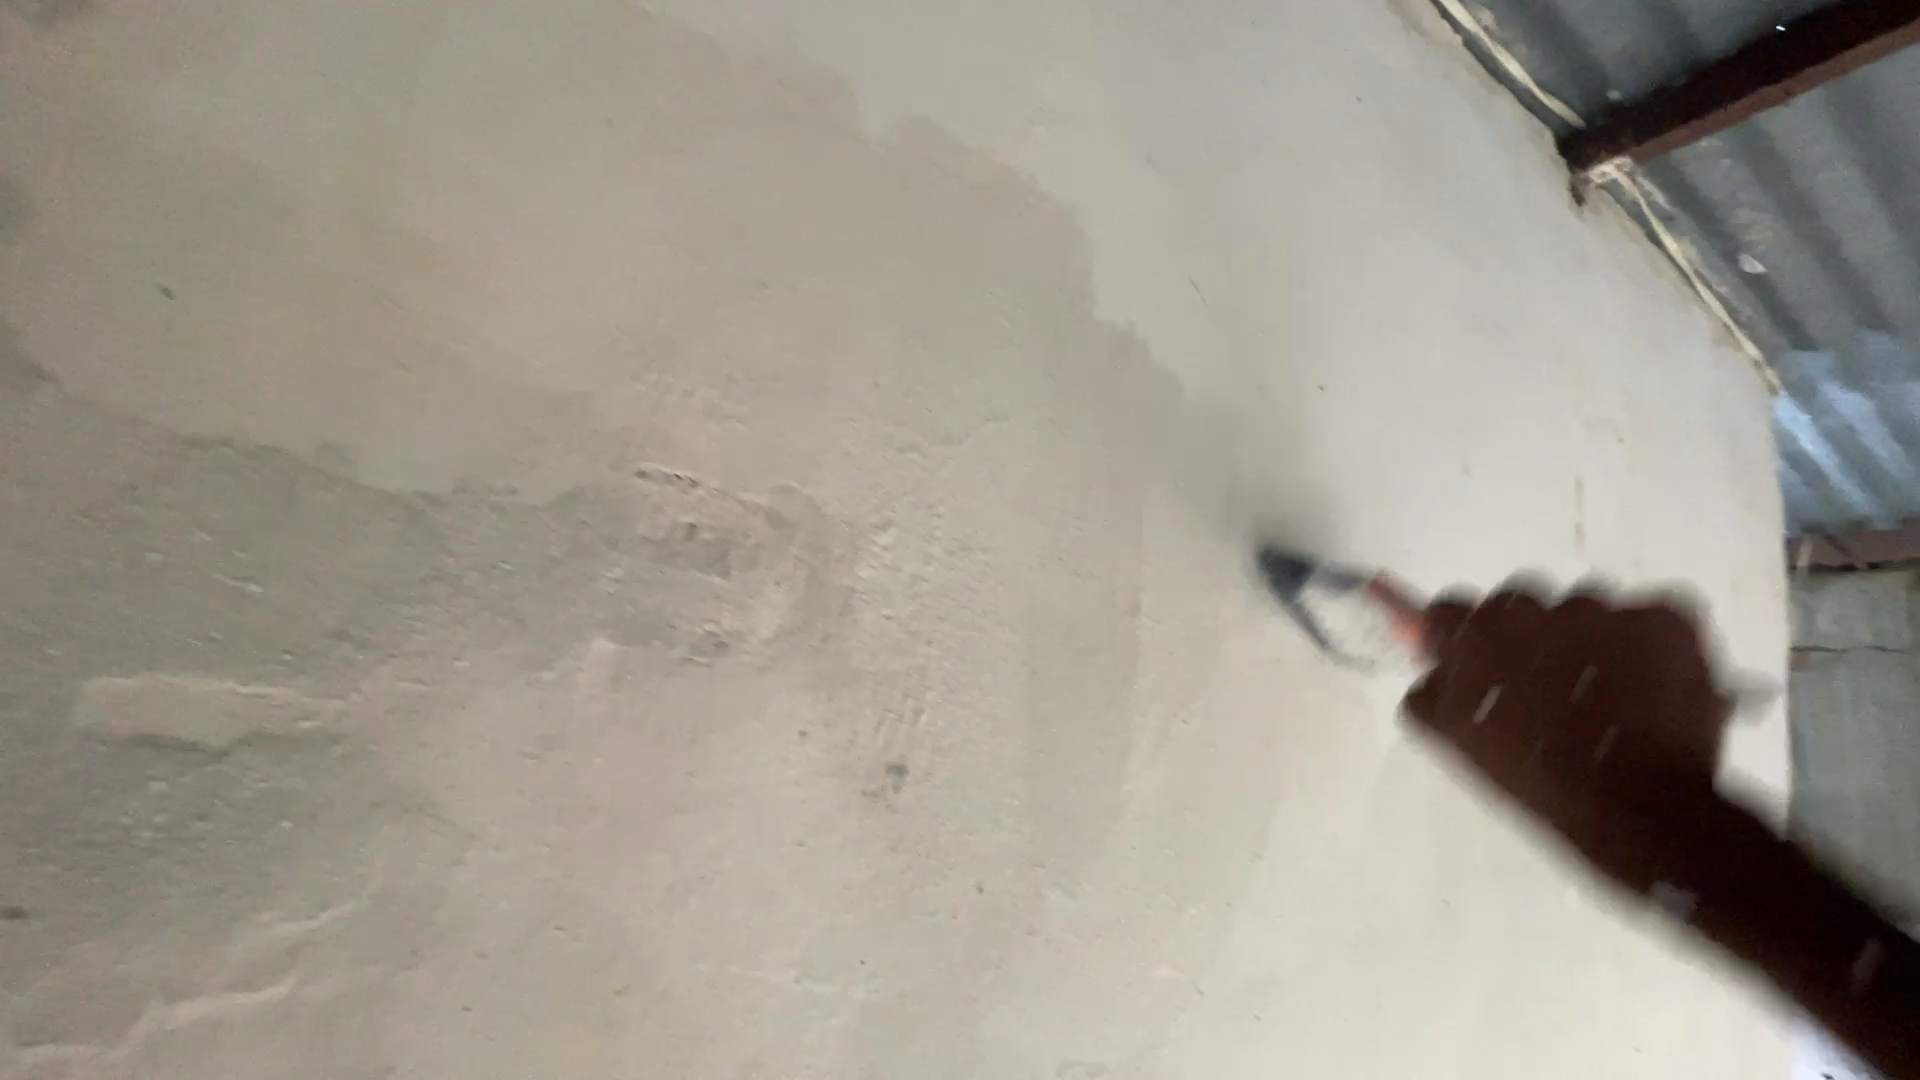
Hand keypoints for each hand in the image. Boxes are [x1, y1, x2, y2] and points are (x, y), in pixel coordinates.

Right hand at [1401, 585, 1735, 893]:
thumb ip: (1430, 691)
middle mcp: (1531, 608)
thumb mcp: (1451, 737)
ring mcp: (1601, 610)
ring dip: (1582, 637)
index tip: (1471, 663)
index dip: (1457, 636)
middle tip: (1539, 682)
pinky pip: (1646, 615)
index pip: (1448, 610)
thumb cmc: (1531, 771)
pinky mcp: (1665, 619)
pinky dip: (1646, 641)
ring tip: (1601, 689)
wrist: (1636, 805)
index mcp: (1474, 632)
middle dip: (1521, 634)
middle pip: (1514, 604)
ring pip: (1581, 609)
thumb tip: (1438, 670)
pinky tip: (1647, 680)